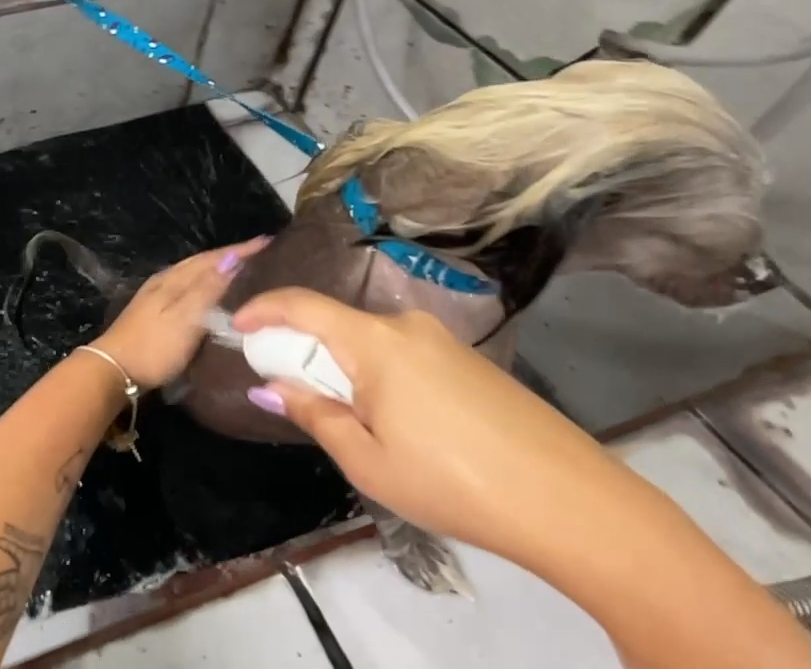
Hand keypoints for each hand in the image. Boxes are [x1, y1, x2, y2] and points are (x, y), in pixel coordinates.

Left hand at [94, 236, 267, 390]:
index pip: (212, 258)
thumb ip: (207, 289)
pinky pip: (188, 288)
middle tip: (261, 255)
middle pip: (202, 262)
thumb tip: (232, 259)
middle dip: (231, 256)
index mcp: (173, 279)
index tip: (268, 242)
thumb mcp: (184, 318)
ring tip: (244, 271)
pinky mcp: (155, 312)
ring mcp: (157, 296)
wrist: (113, 369)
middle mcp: (165, 281)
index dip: (240, 250)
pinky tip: (214, 296)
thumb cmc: (153, 346)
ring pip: (194, 274)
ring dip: (218, 269)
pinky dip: (206, 286)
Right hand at [231, 288, 629, 568]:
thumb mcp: (366, 460)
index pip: (302, 305)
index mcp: (376, 343)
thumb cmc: (452, 483)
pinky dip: (378, 375)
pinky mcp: (471, 364)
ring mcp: (445, 343)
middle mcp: (408, 328)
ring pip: (371, 342)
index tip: (236, 327)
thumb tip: (270, 385)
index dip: (262, 310)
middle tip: (286, 389)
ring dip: (342, 366)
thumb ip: (312, 414)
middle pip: (336, 323)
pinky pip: (404, 356)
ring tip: (344, 418)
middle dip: (301, 348)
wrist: (574, 503)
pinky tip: (394, 422)